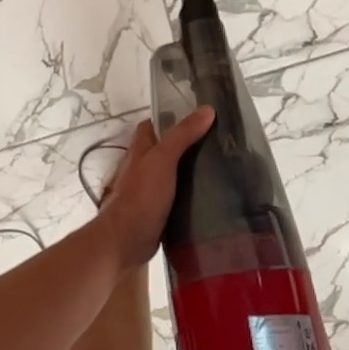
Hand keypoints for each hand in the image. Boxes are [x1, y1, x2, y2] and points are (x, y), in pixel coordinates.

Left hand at [95, 108, 214, 266]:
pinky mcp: (157, 212)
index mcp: (139, 151)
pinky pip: (176, 197)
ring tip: (221, 169)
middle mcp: (141, 168)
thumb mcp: (163, 160)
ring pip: (171, 174)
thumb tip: (207, 109)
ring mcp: (148, 191)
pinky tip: (210, 196)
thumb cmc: (142, 196)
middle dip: (186, 146)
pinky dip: (189, 195)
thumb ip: (182, 135)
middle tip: (217, 144)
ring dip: (190, 172)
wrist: (127, 240)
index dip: (170, 118)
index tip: (198, 118)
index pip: (152, 126)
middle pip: (164, 150)